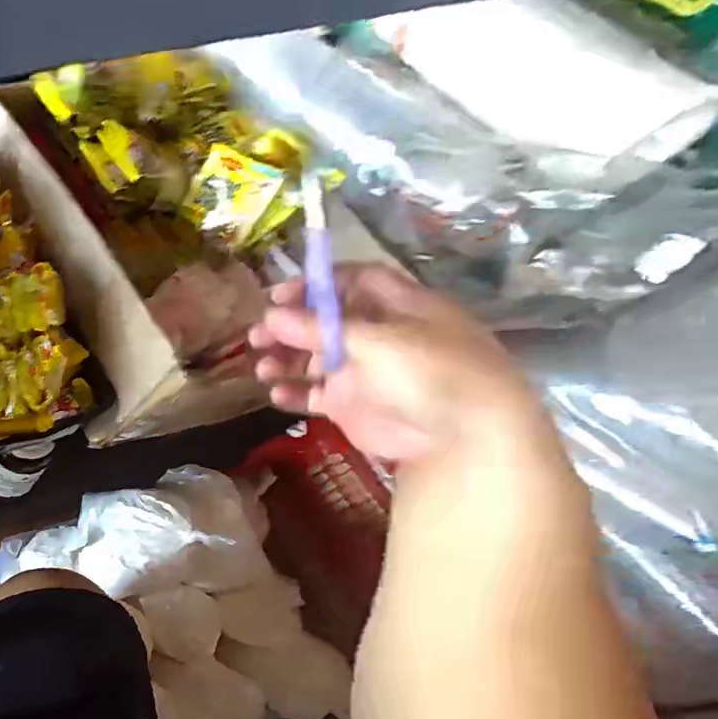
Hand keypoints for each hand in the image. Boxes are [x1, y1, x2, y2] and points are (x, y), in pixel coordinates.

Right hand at [248, 265, 543, 462]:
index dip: (316, 285)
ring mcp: (361, 372)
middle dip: (288, 327)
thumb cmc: (430, 372)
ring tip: (262, 370)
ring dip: (284, 360)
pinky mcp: (349, 406)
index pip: (352, 282)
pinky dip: (293, 393)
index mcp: (396, 307)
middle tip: (257, 337)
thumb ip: (319, 329)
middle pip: (323, 323)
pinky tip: (277, 394)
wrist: (460, 436)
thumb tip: (270, 315)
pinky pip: (313, 394)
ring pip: (312, 359)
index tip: (277, 296)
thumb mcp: (376, 341)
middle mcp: (376, 335)